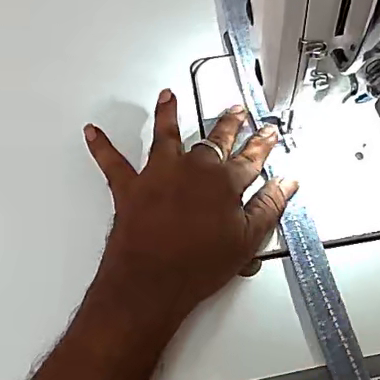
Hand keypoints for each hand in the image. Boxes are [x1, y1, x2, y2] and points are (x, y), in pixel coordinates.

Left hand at [84, 90, 295, 325]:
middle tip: (236, 110)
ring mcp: (159, 175)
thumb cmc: (196, 266)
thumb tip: (286, 185)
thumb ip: (269, 207)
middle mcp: (191, 169)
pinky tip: (93, 132)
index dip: (262, 143)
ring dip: (167, 113)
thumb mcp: (247, 241)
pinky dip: (101, 146)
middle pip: (214, 139)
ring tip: (169, 97)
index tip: (268, 132)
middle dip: (228, 123)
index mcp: (224, 182)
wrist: (152, 283)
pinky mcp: (130, 188)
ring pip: (165, 135)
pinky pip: (112, 162)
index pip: (250, 156)